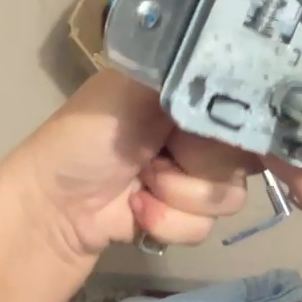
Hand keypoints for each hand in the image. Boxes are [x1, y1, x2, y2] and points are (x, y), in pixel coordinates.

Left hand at [7, 70, 255, 265]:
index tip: (241, 139)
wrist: (51, 209)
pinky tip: (137, 211)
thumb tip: (237, 74)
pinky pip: (207, 227)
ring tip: (141, 184)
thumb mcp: (133, 92)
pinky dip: (168, 222)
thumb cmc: (85, 139)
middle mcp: (198, 130)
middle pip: (245, 154)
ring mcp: (193, 175)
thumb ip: (189, 80)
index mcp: (187, 90)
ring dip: (179, 196)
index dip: (250, 123)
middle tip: (154, 157)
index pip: (247, 102)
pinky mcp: (184, 216)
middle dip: (197, 164)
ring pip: (230, 195)